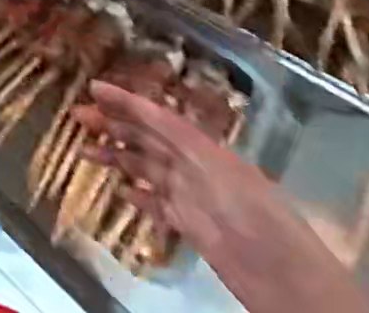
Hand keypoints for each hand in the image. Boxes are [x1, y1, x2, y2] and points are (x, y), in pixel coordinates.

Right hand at [74, 83, 368, 312]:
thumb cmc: (254, 215)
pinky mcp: (192, 227)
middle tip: (78, 116)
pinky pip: (157, 204)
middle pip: (147, 139)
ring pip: (146, 168)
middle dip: (112, 125)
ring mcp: (194, 198)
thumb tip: (137, 104)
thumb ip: (175, 135)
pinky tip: (118, 190)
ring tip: (84, 152)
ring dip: (115, 157)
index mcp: (204, 148)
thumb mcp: (213, 166)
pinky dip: (137, 194)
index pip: (157, 116)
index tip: (92, 86)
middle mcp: (196, 167)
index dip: (125, 100)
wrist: (290, 283)